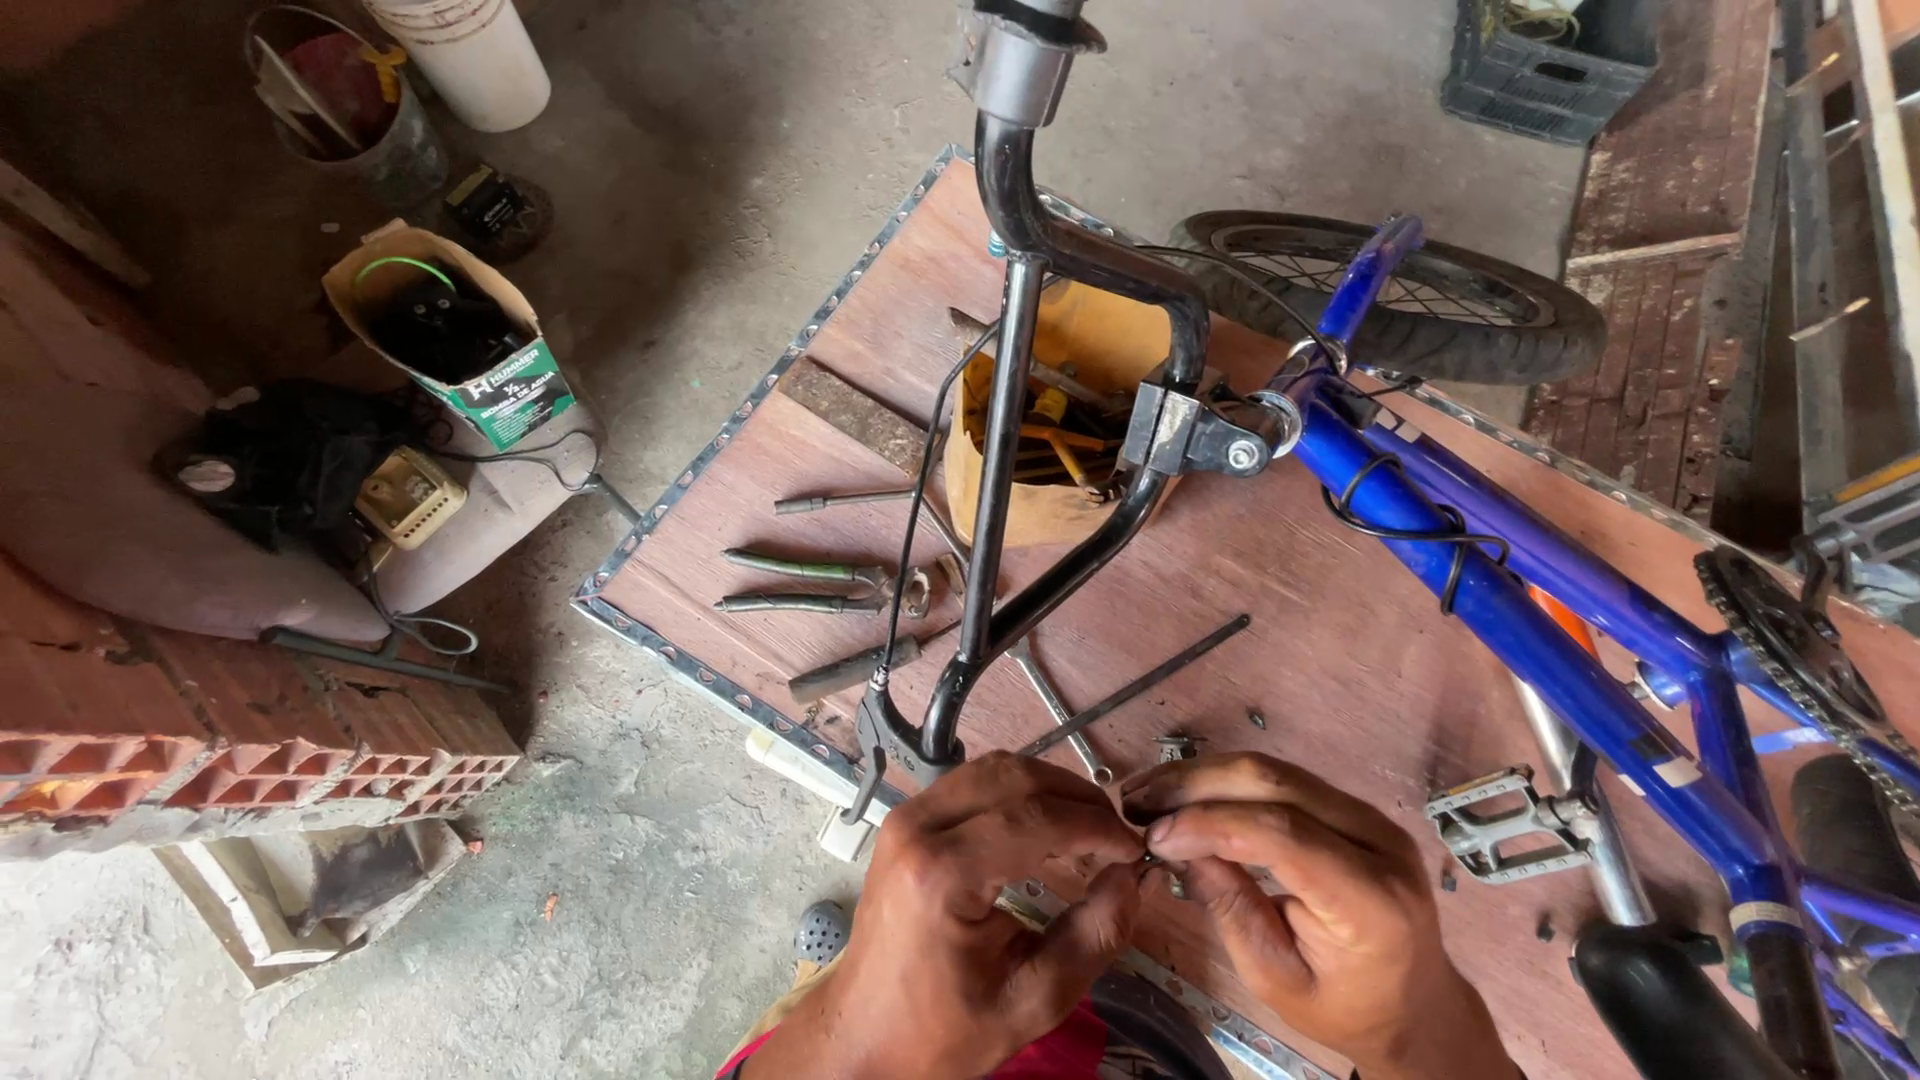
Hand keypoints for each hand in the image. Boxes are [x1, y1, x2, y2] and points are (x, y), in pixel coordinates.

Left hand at [744, 752, 1145, 1079]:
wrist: (861, 1034)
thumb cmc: (941, 1030)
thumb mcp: (1030, 1003)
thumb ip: (1091, 939)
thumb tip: (1132, 877)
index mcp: (943, 873)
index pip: (1037, 818)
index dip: (1096, 825)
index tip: (1136, 848)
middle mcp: (919, 826)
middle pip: (1016, 778)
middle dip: (1077, 797)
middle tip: (1117, 834)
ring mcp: (907, 815)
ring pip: (995, 768)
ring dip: (1049, 786)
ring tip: (1090, 825)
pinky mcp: (906, 817)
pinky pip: (973, 780)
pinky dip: (1019, 790)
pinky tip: (1045, 821)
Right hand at [1122, 753, 1518, 1079]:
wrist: (1415, 1004)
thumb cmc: (1345, 1007)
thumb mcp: (1276, 980)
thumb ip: (1230, 909)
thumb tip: (1176, 845)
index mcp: (1371, 901)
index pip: (1283, 833)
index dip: (1210, 823)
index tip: (1153, 835)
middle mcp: (1378, 841)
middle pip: (1274, 782)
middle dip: (1195, 784)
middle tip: (1136, 801)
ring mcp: (1367, 815)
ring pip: (1270, 769)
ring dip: (1202, 775)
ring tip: (1148, 791)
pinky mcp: (1349, 807)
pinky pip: (1278, 778)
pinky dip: (1223, 780)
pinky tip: (1184, 792)